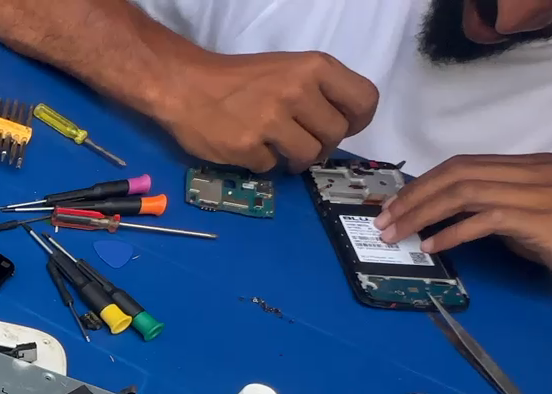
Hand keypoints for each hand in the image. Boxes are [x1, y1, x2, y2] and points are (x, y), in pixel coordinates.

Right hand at [151, 51, 377, 171]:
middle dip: (324, 147)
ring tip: (285, 159)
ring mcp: (270, 122)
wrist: (187, 89)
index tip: (344, 131)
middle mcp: (297, 93)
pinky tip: (250, 153)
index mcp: (314, 68)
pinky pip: (268, 166)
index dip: (357, 122)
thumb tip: (331, 122)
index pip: (363, 100)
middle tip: (307, 150)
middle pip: (334, 134)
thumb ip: (315, 89)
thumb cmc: (238, 80)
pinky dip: (261, 164)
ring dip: (298, 163)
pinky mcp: (245, 147)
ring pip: (306, 155)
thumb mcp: (288, 69)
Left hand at [374, 154, 551, 289]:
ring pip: (465, 193)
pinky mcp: (544, 218)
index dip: (420, 184)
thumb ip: (487, 209)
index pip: (463, 165)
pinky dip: (450, 233)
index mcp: (530, 167)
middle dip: (412, 198)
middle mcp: (536, 173)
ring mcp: (542, 193)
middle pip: (458, 175)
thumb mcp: (523, 215)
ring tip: (394, 236)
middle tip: (382, 222)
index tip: (390, 207)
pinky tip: (429, 246)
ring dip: (421, 216)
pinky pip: (485, 220)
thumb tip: (441, 218)